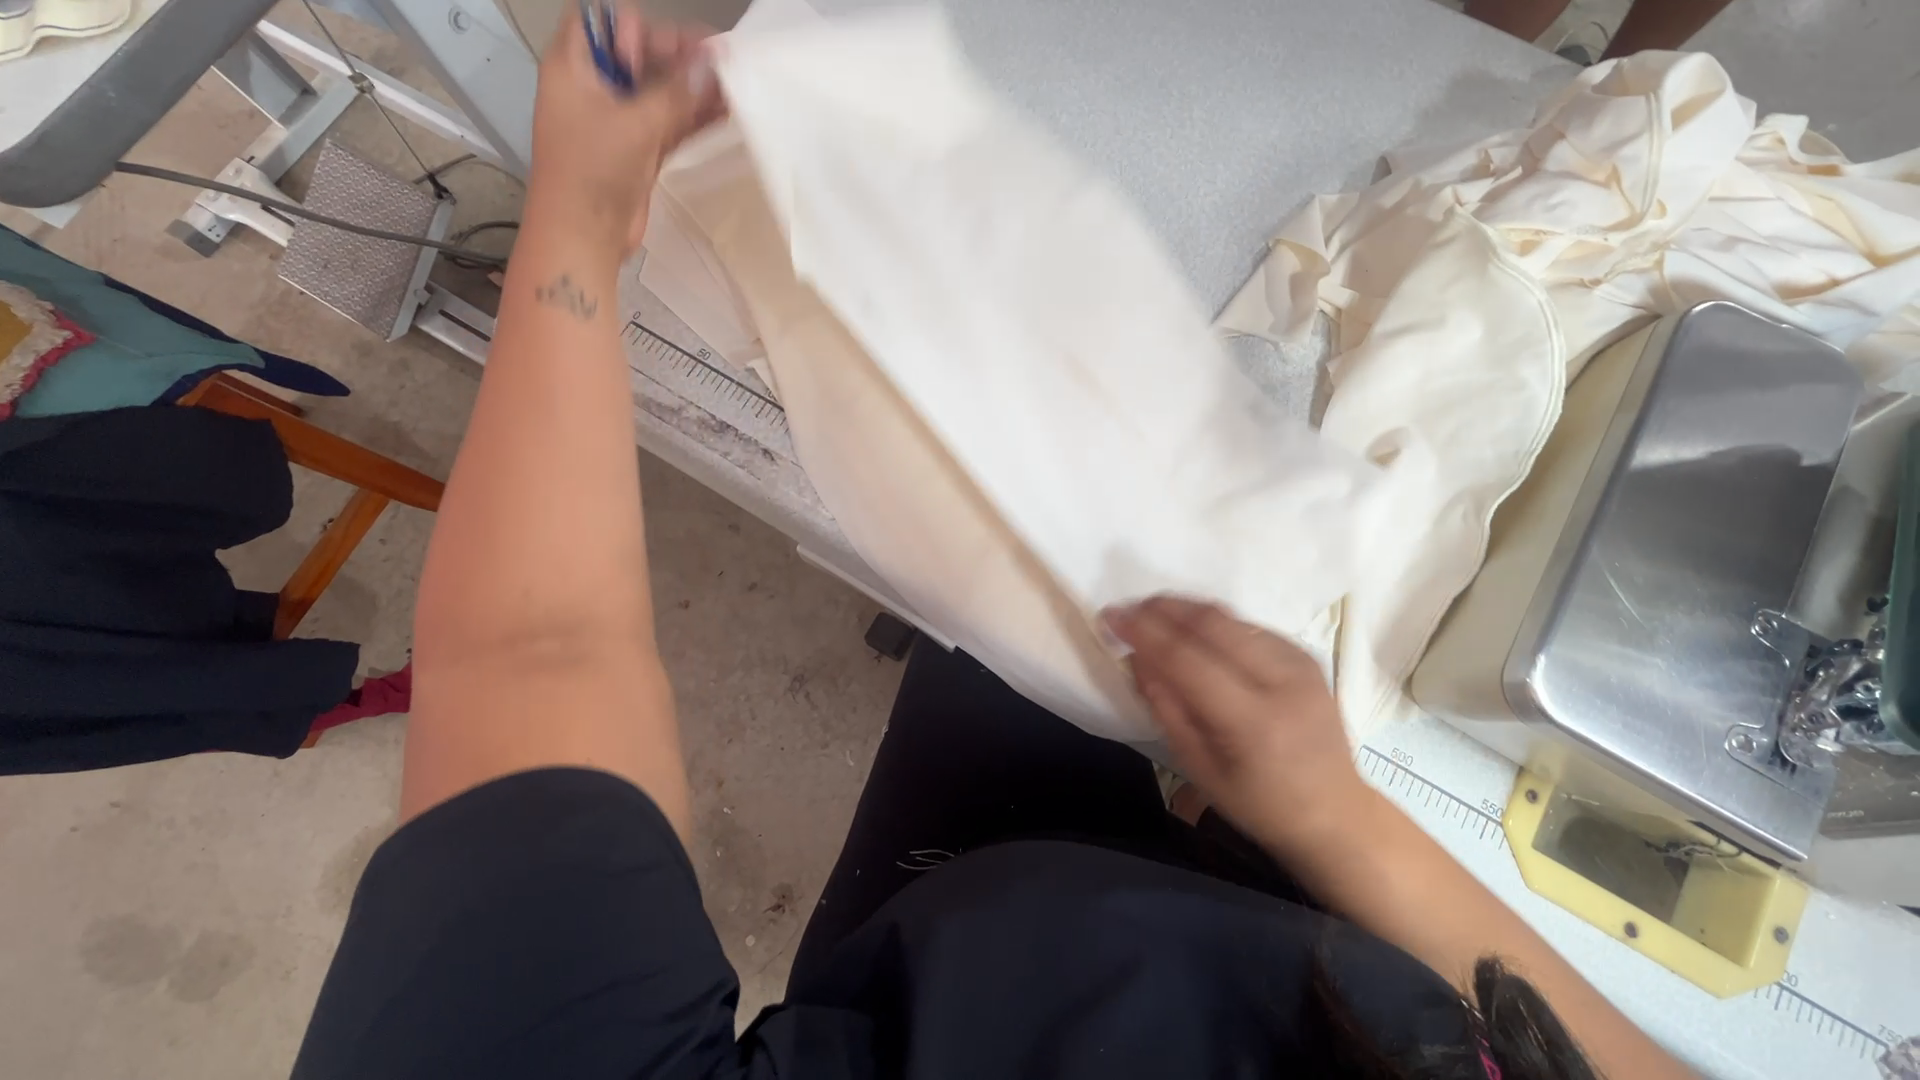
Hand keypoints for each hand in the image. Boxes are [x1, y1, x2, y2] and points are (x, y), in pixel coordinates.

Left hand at [528, 5, 726, 254]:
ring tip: (737, 88)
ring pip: (661, 93)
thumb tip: (712, 63)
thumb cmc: (593, 171)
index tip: (684, 45)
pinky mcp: (639, 152)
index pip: (605, 23)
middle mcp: (595, 88)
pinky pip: (671, 125)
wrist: (583, 237)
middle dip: (681, 58)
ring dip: (696, 91)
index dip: (643, 30)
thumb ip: (676, 93)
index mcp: (575, 67)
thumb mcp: (635, 123)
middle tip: (724, 64)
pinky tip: (727, 113)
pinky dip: (695, 119)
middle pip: (641, 57)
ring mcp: (619, 122)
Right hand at [1102, 596, 1374, 857]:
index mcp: (1253, 721)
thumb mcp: (1200, 768)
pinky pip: (1249, 626)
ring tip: (1151, 612)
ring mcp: (1300, 664)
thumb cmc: (1259, 803)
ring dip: (1185, 609)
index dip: (1144, 632)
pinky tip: (1192, 631)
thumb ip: (1166, 708)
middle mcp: (1282, 681)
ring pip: (1230, 618)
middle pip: (1211, 624)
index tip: (1110, 617)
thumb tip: (1136, 658)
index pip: (1188, 659)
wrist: (1336, 812)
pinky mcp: (1306, 655)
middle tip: (1127, 609)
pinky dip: (1213, 622)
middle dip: (1162, 609)